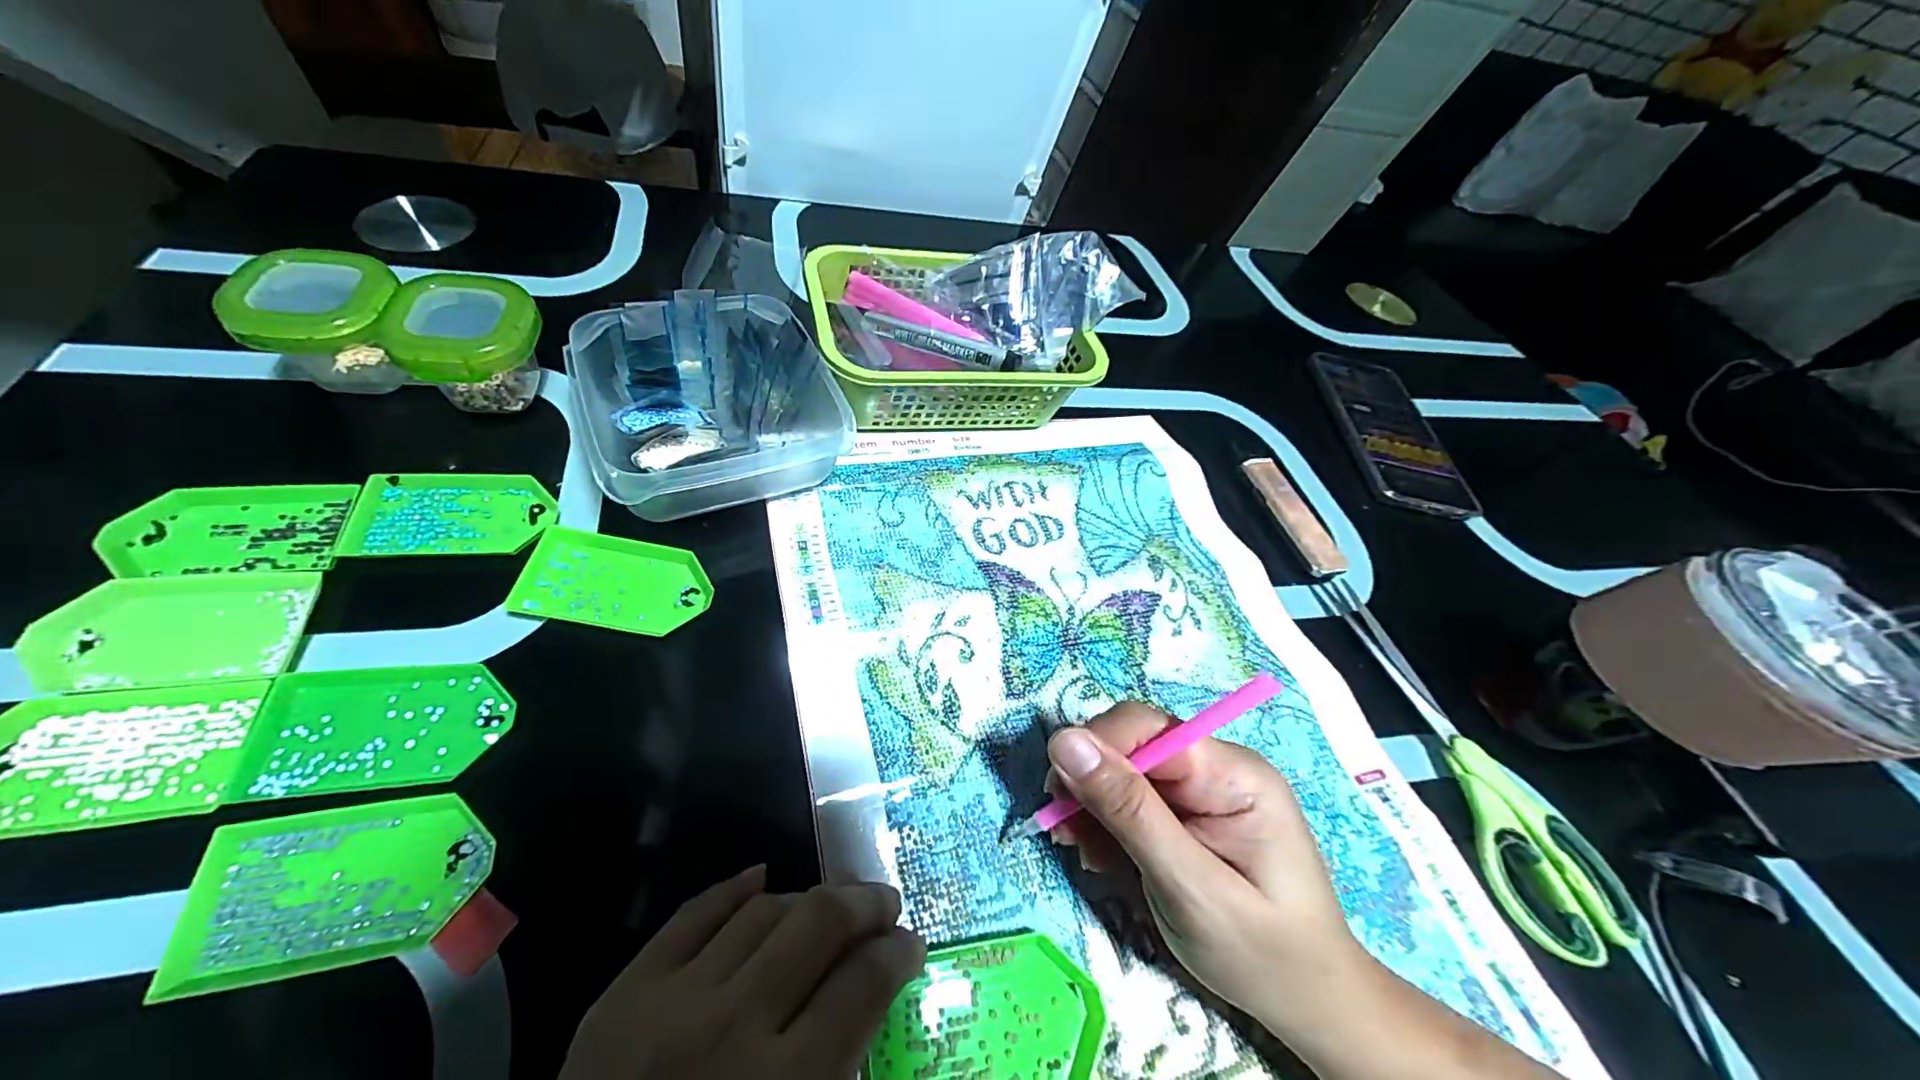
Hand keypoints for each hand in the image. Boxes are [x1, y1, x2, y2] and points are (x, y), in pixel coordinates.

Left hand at [559, 866, 926, 1079]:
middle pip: (820, 924)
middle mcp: (734, 1026)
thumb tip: (875, 1001)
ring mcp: (675, 1000)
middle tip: (884, 904)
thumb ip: (840, 1072)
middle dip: (865, 904)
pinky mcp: (625, 991)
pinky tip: (762, 877)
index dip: (898, 952)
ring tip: (829, 904)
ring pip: (764, 911)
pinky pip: (693, 913)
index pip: (863, 984)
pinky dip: (733, 889)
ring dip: (809, 898)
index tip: (910, 944)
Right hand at [1044, 703, 1357, 1034]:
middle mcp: (1215, 768)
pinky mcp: (1185, 815)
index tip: (1059, 797)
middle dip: (1089, 782)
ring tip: (1086, 854)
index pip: (1147, 727)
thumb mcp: (1189, 886)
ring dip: (1092, 809)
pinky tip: (1101, 857)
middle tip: (1066, 833)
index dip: (1095, 749)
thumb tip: (1064, 740)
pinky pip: (1130, 801)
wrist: (1308, 1004)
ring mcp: (1201, 791)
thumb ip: (1127, 810)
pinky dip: (1105, 826)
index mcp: (1231, 773)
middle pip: (1130, 745)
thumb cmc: (1261, 953)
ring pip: (1122, 773)